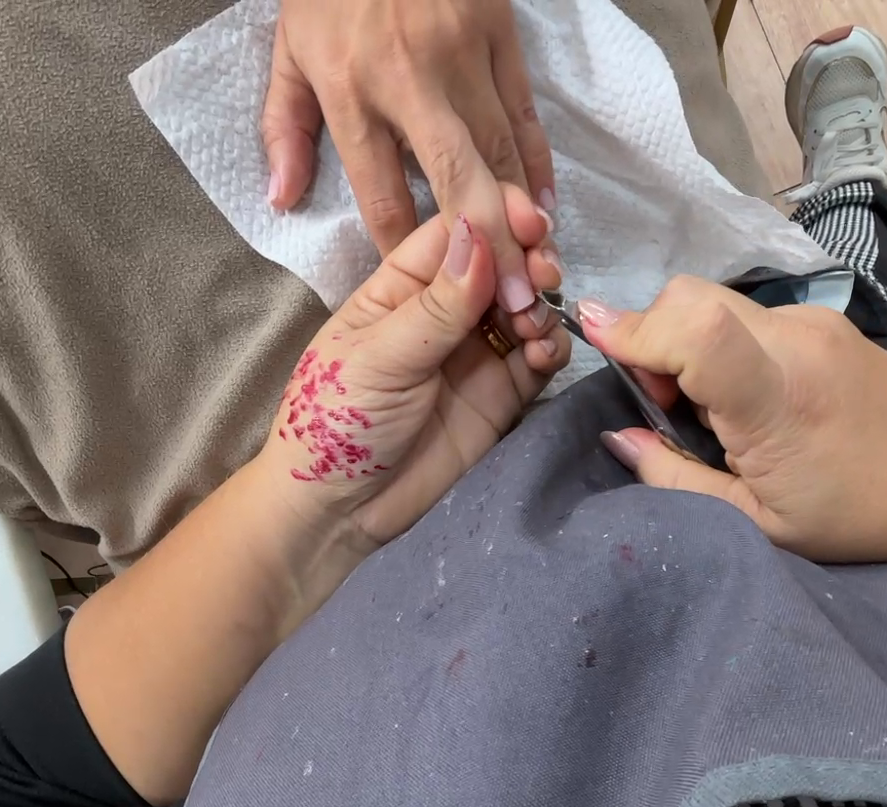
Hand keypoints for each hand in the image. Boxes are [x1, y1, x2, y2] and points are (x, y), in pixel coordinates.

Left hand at [256, 196, 569, 547]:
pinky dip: (549, 348)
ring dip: (541, 305)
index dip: (495, 217)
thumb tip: (480, 234)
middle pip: (502, 262)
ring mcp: (476, 352)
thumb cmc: (337, 422)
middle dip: (528, 259)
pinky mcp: (499, 393)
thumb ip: (436, 304)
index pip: (457, 229)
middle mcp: (444, 310)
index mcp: (402, 285)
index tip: (530, 222)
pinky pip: (536, 358)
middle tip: (543, 276)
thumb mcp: (380, 357)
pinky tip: (542, 354)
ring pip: (526, 306)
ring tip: (533, 327)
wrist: (342, 509)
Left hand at [262, 0, 554, 314]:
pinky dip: (538, 164)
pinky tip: (546, 208)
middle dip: (489, 252)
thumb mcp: (288, 51)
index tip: (430, 297)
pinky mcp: (500, 33)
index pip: (384, 196)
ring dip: (522, 219)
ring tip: (537, 272)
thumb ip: (283, 129)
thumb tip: (283, 202)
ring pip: (501, 153)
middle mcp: (411, 80)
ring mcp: (463, 54)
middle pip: (458, 182)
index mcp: (351, 91)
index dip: (408, 253)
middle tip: (514, 306)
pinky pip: (525, 114)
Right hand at [580, 278, 886, 562]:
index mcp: (779, 402)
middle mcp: (796, 343)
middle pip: (691, 298)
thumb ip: (676, 479)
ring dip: (680, 340)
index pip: (696, 332)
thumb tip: (617, 437)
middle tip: (665, 403)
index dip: (636, 328)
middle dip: (651, 338)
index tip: (593, 332)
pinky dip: (712, 342)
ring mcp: (812, 322)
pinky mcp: (819, 319)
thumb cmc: (855, 516)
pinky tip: (734, 392)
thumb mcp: (755, 523)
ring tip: (702, 405)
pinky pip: (738, 313)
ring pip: (710, 300)